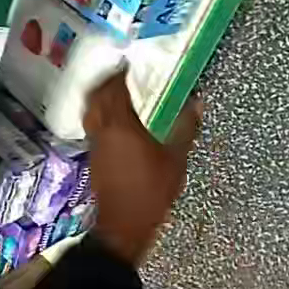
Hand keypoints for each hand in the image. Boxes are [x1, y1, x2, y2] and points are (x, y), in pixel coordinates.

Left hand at [81, 68, 200, 264]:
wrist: (124, 225)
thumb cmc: (151, 190)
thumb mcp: (176, 159)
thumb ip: (185, 127)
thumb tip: (197, 102)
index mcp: (121, 125)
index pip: (114, 89)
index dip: (119, 73)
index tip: (129, 63)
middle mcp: (102, 131)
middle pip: (96, 97)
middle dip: (106, 82)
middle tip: (121, 74)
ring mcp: (95, 145)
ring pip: (91, 111)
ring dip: (100, 98)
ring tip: (116, 93)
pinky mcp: (93, 158)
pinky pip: (93, 125)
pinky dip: (101, 115)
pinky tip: (116, 120)